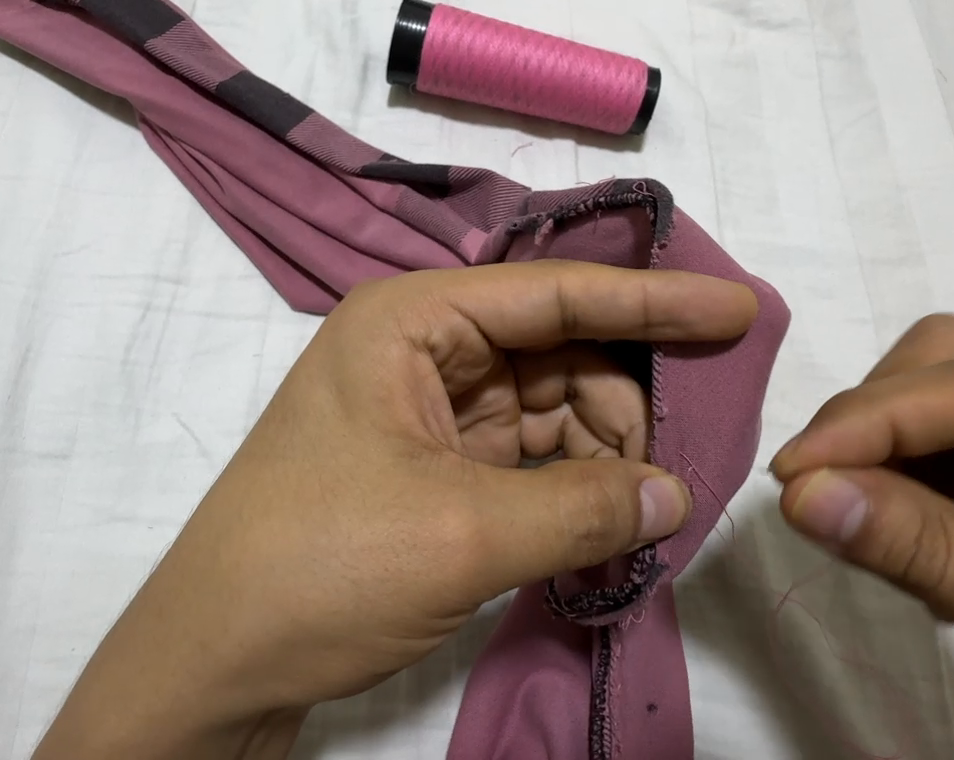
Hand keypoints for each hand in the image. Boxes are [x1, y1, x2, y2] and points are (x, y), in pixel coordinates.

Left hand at [36, 262, 758, 759]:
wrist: (214, 660)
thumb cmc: (319, 566)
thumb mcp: (459, 533)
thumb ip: (582, 509)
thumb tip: (677, 496)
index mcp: (411, 319)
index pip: (553, 292)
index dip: (653, 300)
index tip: (739, 307)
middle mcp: (423, 347)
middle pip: (558, 349)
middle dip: (625, 401)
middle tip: (682, 463)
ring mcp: (429, 407)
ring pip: (550, 406)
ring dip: (604, 451)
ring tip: (645, 507)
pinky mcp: (436, 464)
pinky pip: (529, 455)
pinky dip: (574, 484)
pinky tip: (610, 519)